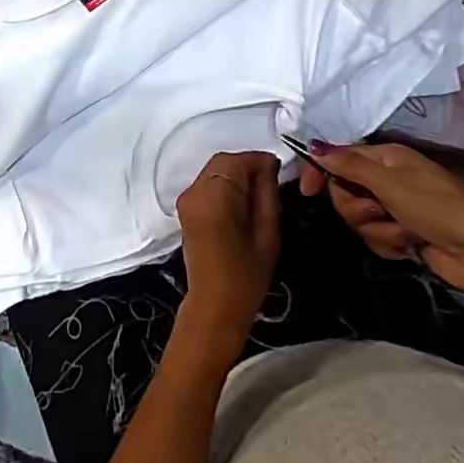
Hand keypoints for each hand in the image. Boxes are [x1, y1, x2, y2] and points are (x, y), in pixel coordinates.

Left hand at [176, 151, 281, 346]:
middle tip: (271, 180)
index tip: (279, 168)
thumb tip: (268, 168)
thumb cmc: (247, 273)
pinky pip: (206, 184)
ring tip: (259, 193)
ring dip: (235, 174)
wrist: (215, 302)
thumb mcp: (268, 232)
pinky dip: (224, 184)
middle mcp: (194, 192)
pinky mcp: (184, 209)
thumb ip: (267, 194)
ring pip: (212, 171)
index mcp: (214, 196)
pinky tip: (241, 201)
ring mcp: (186, 200)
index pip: (236, 161)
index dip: (258, 160)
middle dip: (246, 165)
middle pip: (221, 163)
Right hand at [298, 143, 463, 297]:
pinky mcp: (402, 235)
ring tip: (405, 232)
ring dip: (377, 229)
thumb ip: (348, 166)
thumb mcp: (391, 183)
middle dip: (356, 207)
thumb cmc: (442, 209)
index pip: (338, 158)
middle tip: (380, 211)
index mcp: (386, 158)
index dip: (320, 172)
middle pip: (343, 191)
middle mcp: (388, 180)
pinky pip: (374, 238)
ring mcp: (395, 209)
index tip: (307, 190)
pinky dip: (389, 244)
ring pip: (357, 218)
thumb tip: (313, 146)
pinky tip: (411, 246)